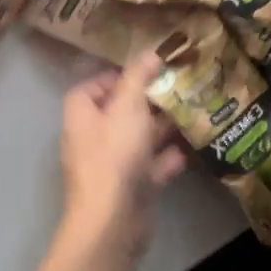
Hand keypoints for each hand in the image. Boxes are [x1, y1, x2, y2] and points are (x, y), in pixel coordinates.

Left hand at [55, 54, 186, 267]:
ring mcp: (111, 167)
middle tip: (174, 88)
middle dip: (146, 101)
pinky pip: (150, 166)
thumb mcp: (129, 105)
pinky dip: (167, 158)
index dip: (110, 78)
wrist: (114, 219)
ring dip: (161, 128)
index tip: (140, 73)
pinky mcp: (129, 188)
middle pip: (117, 113)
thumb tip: (151, 52)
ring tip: (188, 112)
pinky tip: (187, 149)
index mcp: (82, 119)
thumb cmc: (115, 154)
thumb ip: (139, 76)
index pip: (86, 90)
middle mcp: (92, 142)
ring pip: (137, 139)